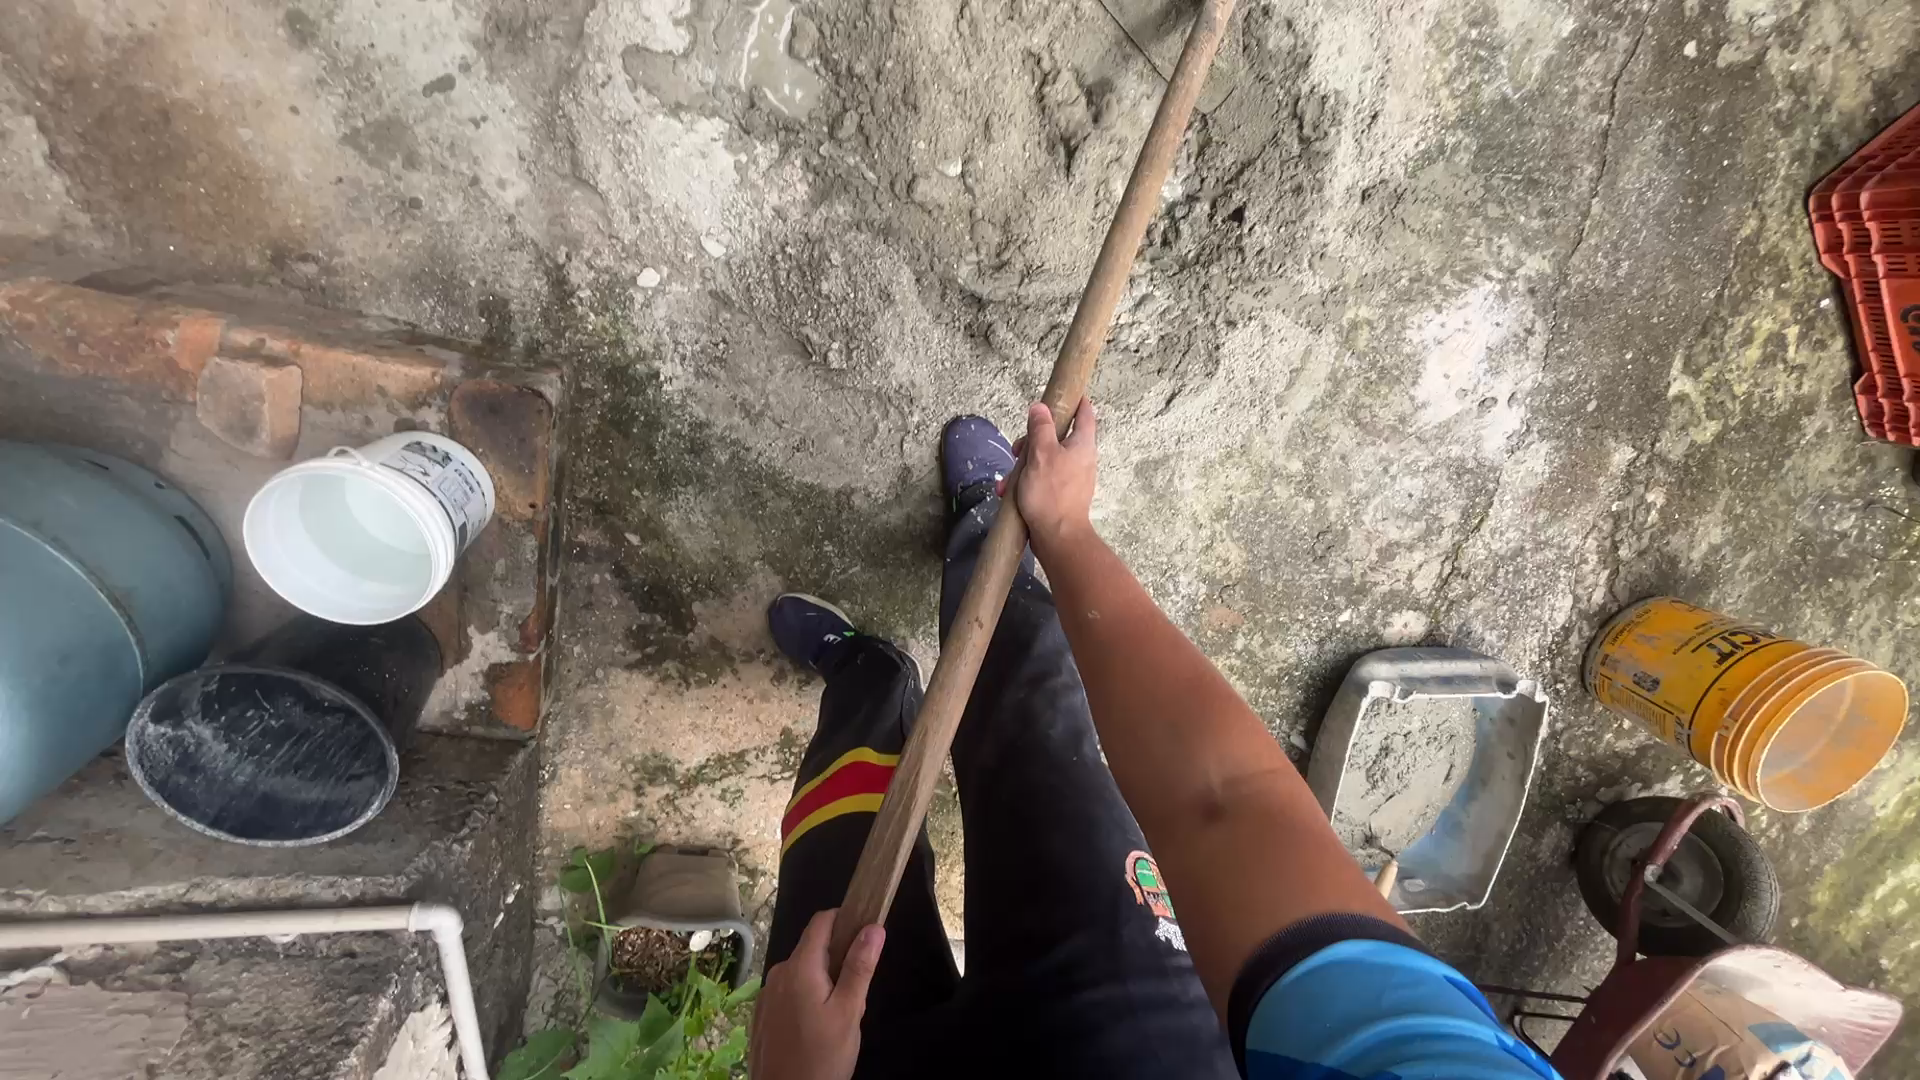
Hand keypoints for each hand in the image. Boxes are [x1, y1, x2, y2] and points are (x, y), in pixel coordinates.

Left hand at [747, 909, 884, 1079]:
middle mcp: (778, 974)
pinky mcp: (762, 1016)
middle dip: (837, 961)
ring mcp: (767, 996)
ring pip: (803, 973)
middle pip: (814, 948)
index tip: (864, 940)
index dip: (845, 921)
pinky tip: (814, 1031)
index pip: (822, 921)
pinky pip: (790, 993)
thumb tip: (874, 926)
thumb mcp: (849, 1012)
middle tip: (853, 997)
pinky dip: (806, 1000)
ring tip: (835, 1019)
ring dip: (822, 983)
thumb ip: (860, 967)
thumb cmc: (820, 1059)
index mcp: (799, 966)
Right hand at [1006, 397, 1096, 558]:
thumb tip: (1040, 407)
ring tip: (1009, 480)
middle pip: (1056, 437)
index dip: (1073, 400)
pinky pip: (1042, 480)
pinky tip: (1010, 493)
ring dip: (1024, 466)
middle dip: (1032, 441)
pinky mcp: (1061, 495)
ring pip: (1045, 460)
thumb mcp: (1041, 453)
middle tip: (1018, 450)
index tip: (1058, 395)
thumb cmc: (1051, 494)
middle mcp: (1081, 459)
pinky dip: (1026, 483)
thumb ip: (1040, 427)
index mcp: (1082, 444)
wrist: (1057, 537)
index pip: (1084, 412)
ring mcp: (1072, 478)